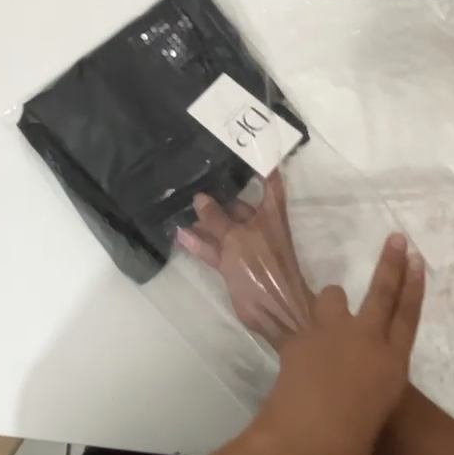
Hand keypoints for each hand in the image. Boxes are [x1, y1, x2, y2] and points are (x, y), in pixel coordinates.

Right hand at [178, 172, 312, 345]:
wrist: (273, 309)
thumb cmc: (262, 265)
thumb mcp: (236, 237)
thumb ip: (217, 218)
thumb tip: (200, 198)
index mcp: (270, 212)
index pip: (269, 179)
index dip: (260, 163)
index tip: (246, 145)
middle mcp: (260, 224)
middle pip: (239, 202)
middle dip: (220, 192)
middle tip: (194, 174)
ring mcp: (246, 244)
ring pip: (223, 226)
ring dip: (205, 218)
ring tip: (180, 201)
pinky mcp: (234, 264)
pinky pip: (215, 248)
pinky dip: (200, 242)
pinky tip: (180, 232)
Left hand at [249, 234, 424, 454]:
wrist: (305, 445)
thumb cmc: (348, 449)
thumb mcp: (371, 416)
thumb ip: (367, 387)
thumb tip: (356, 379)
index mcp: (392, 366)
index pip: (408, 317)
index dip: (414, 287)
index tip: (417, 259)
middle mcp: (365, 342)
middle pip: (382, 293)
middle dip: (390, 264)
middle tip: (396, 238)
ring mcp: (330, 334)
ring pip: (333, 298)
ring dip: (331, 304)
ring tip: (327, 322)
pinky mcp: (299, 338)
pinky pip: (304, 328)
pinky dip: (305, 336)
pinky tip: (298, 356)